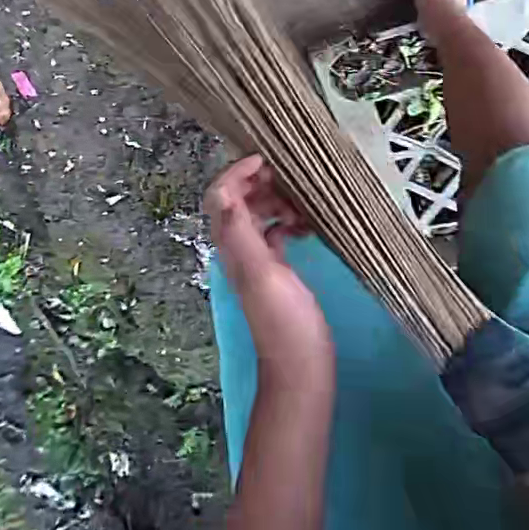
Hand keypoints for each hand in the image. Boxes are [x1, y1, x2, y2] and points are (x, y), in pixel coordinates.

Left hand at [205, 154, 330, 374]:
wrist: (302, 369)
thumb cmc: (285, 322)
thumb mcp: (263, 274)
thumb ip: (242, 233)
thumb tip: (225, 193)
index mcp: (231, 245)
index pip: (221, 195)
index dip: (237, 172)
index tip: (265, 159)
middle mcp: (238, 248)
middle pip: (238, 200)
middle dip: (260, 182)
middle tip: (290, 178)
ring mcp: (256, 259)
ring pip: (258, 214)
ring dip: (277, 201)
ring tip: (304, 205)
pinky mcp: (275, 269)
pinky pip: (274, 232)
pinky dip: (287, 221)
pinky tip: (307, 226)